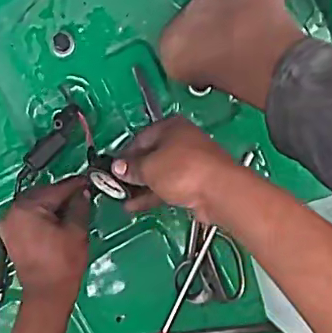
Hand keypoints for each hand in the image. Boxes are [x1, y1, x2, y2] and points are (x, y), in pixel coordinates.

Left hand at [0, 176, 93, 303]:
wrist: (47, 294)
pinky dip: (41, 217)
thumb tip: (82, 193)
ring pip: (34, 206)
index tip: (87, 182)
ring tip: (71, 209)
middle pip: (42, 195)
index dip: (75, 185)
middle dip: (62, 195)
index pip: (55, 189)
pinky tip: (57, 220)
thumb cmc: (62, 265)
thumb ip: (79, 206)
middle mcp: (12, 213)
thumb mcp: (76, 231)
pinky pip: (27, 218)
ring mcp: (8, 225)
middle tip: (82, 195)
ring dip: (51, 205)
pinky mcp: (10, 236)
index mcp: (26, 208)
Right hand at [109, 118, 244, 217]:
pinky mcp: (195, 183)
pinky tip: (136, 205)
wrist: (219, 190)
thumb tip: (118, 168)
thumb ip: (132, 168)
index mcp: (170, 127)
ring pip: (159, 173)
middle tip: (115, 184)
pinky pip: (168, 187)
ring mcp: (190, 163)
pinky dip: (153, 195)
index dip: (124, 155)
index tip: (112, 169)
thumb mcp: (149, 167)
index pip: (140, 138)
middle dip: (133, 172)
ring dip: (141, 186)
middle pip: (151, 156)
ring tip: (122, 197)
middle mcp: (181, 141)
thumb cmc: (182, 169)